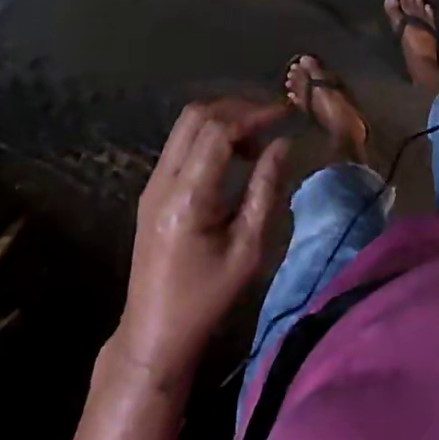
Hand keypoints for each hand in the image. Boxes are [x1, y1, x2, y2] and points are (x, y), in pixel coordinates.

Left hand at [117, 97, 291, 374]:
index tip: (285, 113)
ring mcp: (153, 183)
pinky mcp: (153, 189)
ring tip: (258, 138)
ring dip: (224, 119)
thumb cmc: (207, 297)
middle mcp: (163, 180)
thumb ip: (266, 189)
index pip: (218, 130)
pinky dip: (211, 135)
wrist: (154, 333)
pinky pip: (182, 143)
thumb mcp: (248, 249)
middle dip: (238, 107)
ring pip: (186, 125)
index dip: (254, 114)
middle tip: (272, 118)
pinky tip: (236, 154)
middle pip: (197, 115)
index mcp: (187, 197)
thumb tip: (284, 143)